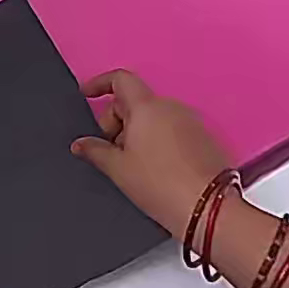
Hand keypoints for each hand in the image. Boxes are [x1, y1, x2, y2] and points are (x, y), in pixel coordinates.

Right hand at [70, 69, 232, 238]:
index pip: (120, 79)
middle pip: (134, 102)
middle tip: (109, 150)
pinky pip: (171, 129)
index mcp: (146, 107)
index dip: (100, 84)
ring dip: (136, 133)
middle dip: (116, 121)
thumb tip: (81, 144)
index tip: (87, 95)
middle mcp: (171, 107)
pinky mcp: (203, 138)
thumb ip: (94, 150)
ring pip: (152, 117)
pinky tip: (154, 168)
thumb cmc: (161, 185)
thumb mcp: (117, 168)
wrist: (207, 208)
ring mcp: (190, 121)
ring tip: (132, 165)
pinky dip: (156, 141)